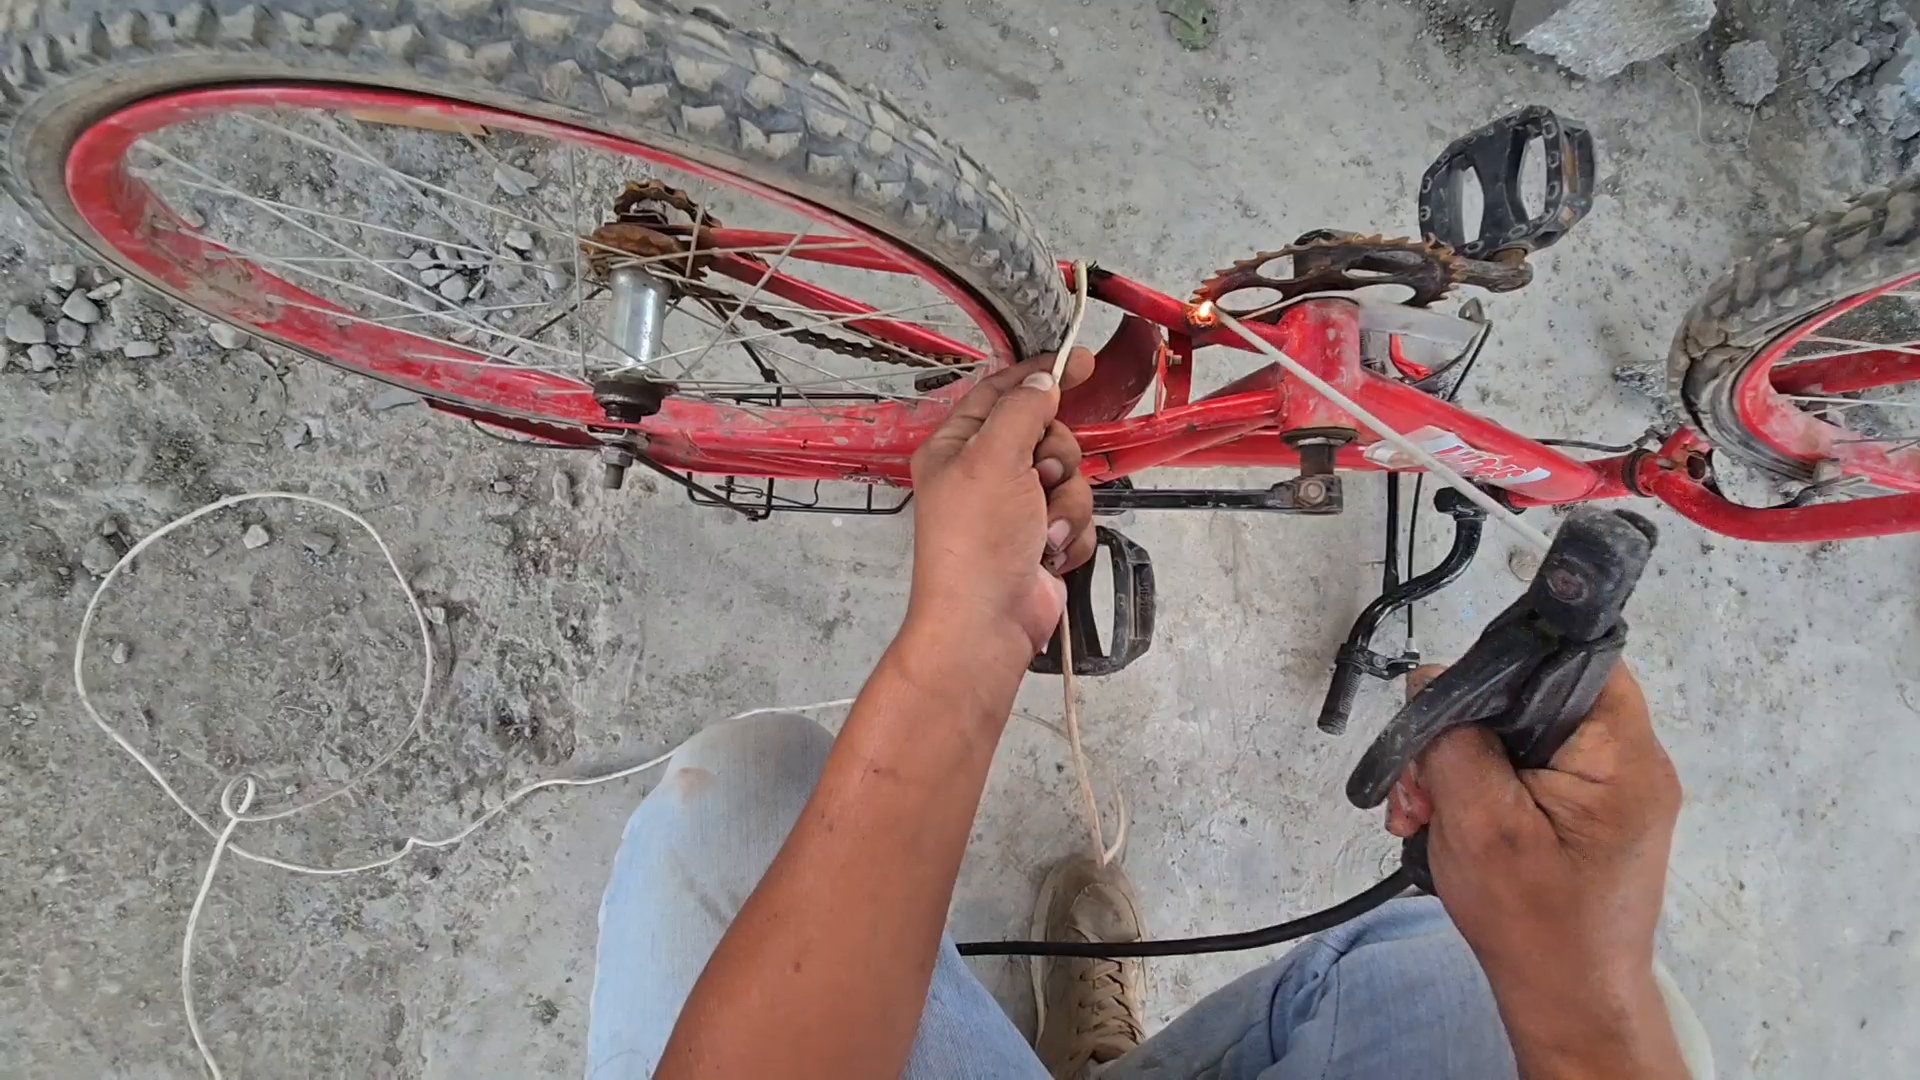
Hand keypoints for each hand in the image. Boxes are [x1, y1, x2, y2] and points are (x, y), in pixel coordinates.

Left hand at [905, 349, 1096, 665]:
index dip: (1041, 375)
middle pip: (1046, 435)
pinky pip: (1076, 516)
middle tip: (1042, 478)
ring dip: (1065, 505)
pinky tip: (1048, 555)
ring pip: (1069, 478)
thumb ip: (1021, 410)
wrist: (988, 621)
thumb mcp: (993, 458)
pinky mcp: (1042, 540)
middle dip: (1056, 458)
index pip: (1002, 392)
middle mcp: (985, 473)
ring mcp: (1016, 508)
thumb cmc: (978, 538)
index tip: (1081, 362)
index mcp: (958, 447)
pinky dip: (1069, 536)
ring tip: (1042, 531)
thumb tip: (1042, 381)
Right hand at [1385, 662, 1688, 1079]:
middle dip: (1454, 730)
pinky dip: (1461, 786)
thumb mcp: (1478, 818)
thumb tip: (1430, 678)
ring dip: (1445, 764)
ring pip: (1502, 735)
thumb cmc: (1531, 916)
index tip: (1450, 691)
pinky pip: (1506, 768)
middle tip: (1418, 777)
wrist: (1562, 1001)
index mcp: (1620, 757)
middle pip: (1523, 700)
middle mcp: (1619, 762)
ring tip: (1418, 809)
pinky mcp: (1569, 807)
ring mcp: (1594, 787)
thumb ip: (1451, 737)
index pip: (1578, 662)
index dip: (1511, 658)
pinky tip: (1430, 817)